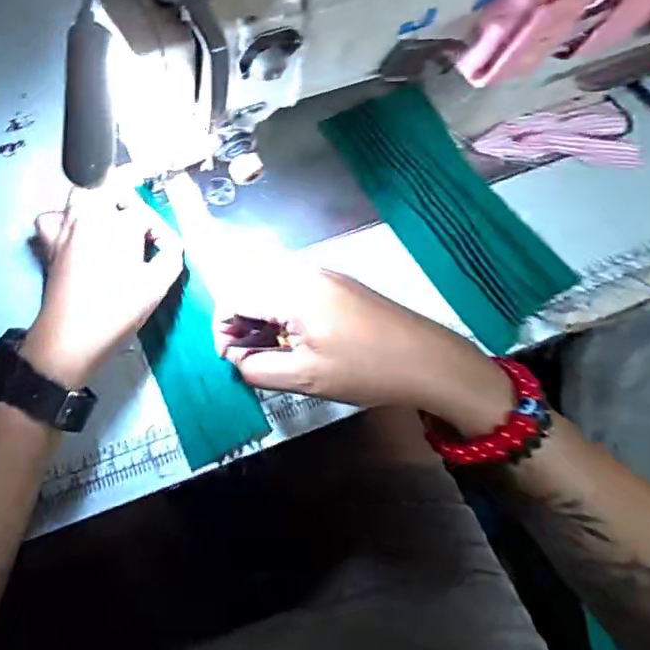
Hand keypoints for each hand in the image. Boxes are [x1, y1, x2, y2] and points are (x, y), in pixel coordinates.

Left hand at [25, 188, 183, 387]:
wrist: (71, 338)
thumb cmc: (117, 311)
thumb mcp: (158, 286)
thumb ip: (171, 256)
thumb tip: (170, 246)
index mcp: (120, 224)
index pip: (144, 212)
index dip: (158, 230)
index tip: (163, 250)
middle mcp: (90, 216)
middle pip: (109, 186)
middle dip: (127, 199)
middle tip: (137, 224)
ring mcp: (66, 227)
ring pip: (81, 194)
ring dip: (99, 203)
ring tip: (110, 225)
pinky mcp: (49, 243)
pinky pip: (52, 218)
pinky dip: (64, 221)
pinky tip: (75, 236)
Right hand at [214, 264, 513, 435]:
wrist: (427, 358)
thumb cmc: (366, 370)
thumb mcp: (306, 378)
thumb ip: (258, 368)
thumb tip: (236, 357)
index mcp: (294, 290)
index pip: (234, 295)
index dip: (222, 328)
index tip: (231, 358)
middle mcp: (304, 272)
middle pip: (248, 283)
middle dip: (238, 318)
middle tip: (247, 355)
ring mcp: (322, 274)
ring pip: (269, 284)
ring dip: (258, 314)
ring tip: (268, 349)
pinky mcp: (336, 282)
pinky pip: (291, 286)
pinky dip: (279, 309)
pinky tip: (292, 337)